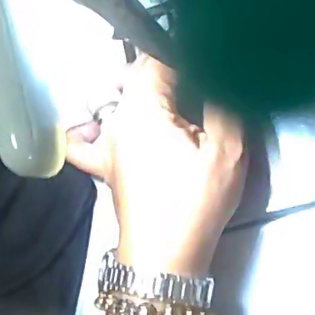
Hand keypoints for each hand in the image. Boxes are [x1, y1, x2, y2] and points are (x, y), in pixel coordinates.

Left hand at [67, 56, 245, 276]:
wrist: (163, 259)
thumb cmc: (195, 203)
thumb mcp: (227, 151)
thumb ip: (226, 102)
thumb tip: (224, 70)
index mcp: (143, 107)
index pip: (160, 58)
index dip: (189, 55)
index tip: (213, 61)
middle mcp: (116, 118)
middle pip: (139, 75)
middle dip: (173, 72)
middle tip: (206, 88)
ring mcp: (105, 142)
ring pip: (118, 97)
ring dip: (145, 91)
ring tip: (178, 102)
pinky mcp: (103, 164)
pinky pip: (86, 135)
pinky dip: (94, 123)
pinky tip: (106, 122)